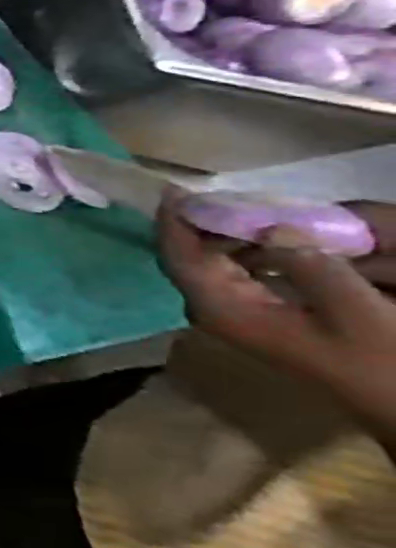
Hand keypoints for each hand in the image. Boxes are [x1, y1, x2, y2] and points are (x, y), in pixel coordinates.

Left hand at [156, 192, 395, 435]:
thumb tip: (271, 225)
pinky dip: (243, 249)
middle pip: (187, 254)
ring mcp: (230, 312)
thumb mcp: (353, 309)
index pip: (177, 254)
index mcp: (218, 308)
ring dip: (221, 234)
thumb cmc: (382, 359)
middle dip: (197, 221)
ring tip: (242, 205)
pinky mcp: (253, 313)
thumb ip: (308, 264)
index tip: (177, 188)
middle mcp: (211, 308)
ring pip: (209, 260)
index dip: (173, 220)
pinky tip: (264, 233)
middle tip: (217, 191)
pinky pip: (233, 271)